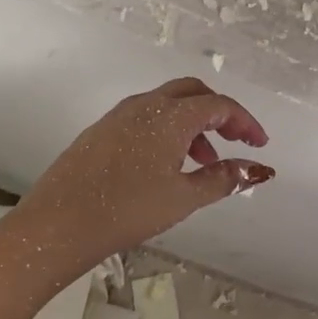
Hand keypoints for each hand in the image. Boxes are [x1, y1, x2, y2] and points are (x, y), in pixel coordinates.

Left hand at [8, 77, 271, 259]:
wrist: (57, 226)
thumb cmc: (127, 210)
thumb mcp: (184, 198)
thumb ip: (223, 178)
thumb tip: (258, 168)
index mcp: (170, 116)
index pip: (219, 105)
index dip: (245, 122)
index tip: (260, 144)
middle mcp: (145, 105)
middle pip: (193, 92)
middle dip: (219, 113)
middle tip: (235, 140)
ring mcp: (118, 116)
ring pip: (167, 104)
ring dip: (192, 124)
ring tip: (203, 161)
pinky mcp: (100, 131)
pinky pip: (145, 117)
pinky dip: (167, 131)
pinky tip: (167, 165)